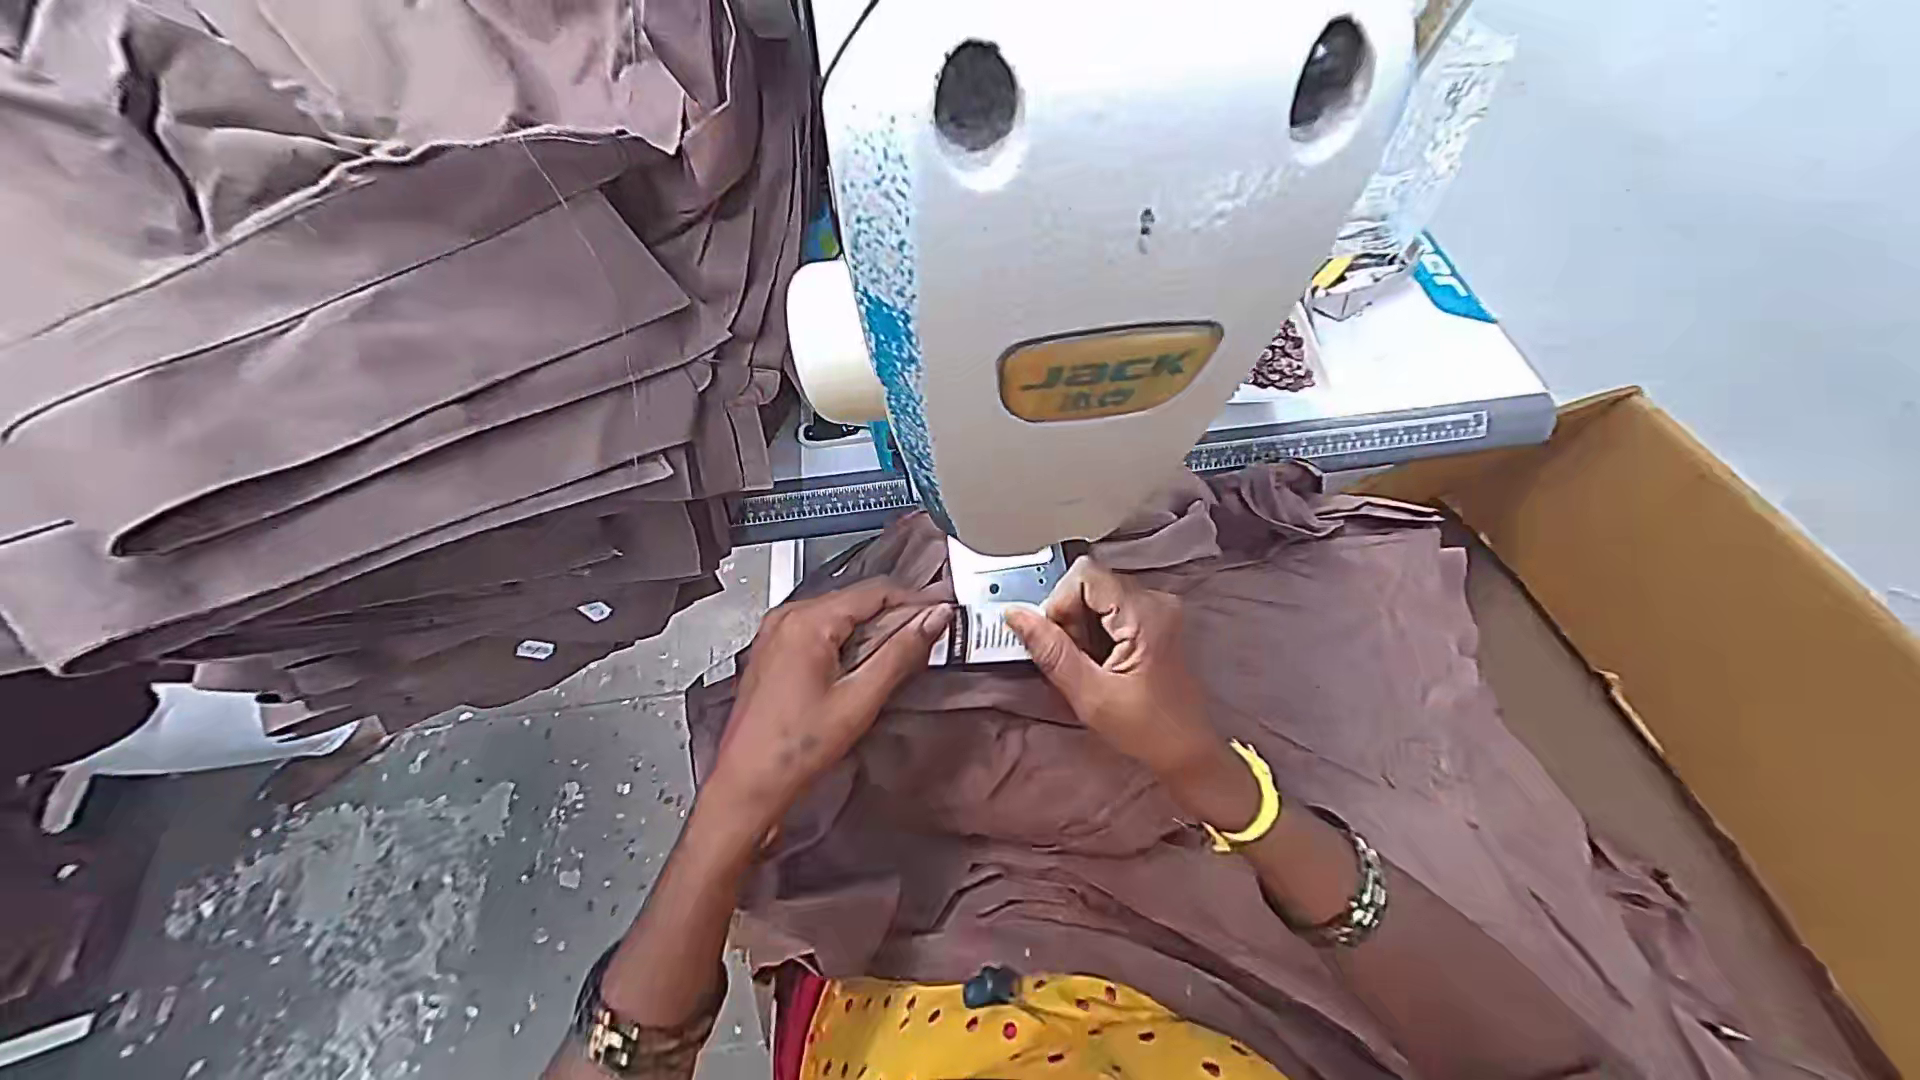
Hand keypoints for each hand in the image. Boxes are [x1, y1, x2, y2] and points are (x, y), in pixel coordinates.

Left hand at [705, 579, 952, 835]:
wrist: (748, 784)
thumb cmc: (791, 750)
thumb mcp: (860, 699)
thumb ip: (901, 653)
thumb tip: (931, 621)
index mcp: (806, 622)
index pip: (876, 591)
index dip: (915, 601)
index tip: (939, 613)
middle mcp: (787, 618)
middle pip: (858, 599)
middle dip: (896, 615)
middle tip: (927, 636)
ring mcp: (778, 631)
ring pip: (842, 613)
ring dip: (874, 629)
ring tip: (901, 654)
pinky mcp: (776, 647)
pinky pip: (822, 628)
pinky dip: (850, 640)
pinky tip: (864, 664)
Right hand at [1003, 557, 1226, 787]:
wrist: (1188, 751)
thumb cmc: (1147, 729)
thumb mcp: (1090, 695)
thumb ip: (1051, 651)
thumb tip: (1015, 615)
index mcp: (1146, 614)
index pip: (1084, 575)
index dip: (1060, 603)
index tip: (1059, 641)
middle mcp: (1156, 600)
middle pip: (1089, 582)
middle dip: (1069, 617)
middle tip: (1074, 659)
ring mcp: (1158, 608)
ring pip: (1096, 594)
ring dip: (1080, 625)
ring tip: (1089, 664)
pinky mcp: (1155, 618)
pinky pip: (1110, 607)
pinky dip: (1095, 630)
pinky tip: (1102, 661)